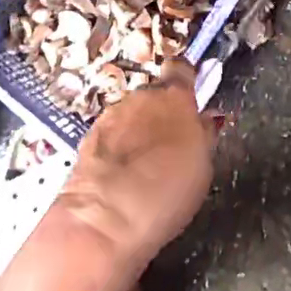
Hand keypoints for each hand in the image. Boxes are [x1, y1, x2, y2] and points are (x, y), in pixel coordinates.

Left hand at [53, 61, 216, 258]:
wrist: (104, 223)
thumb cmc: (167, 190)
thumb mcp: (202, 164)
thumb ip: (204, 133)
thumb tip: (206, 118)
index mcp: (174, 95)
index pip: (181, 67)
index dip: (185, 78)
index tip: (190, 95)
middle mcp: (140, 97)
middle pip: (153, 94)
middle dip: (160, 112)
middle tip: (170, 143)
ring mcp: (109, 117)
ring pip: (130, 115)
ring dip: (136, 131)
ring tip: (143, 167)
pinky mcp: (85, 141)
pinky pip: (109, 137)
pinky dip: (116, 150)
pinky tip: (121, 178)